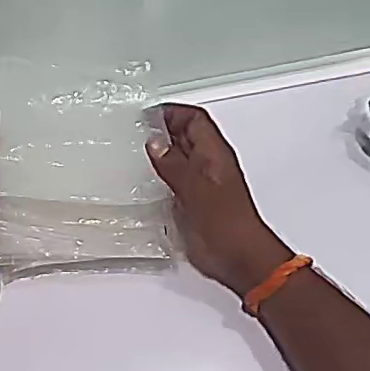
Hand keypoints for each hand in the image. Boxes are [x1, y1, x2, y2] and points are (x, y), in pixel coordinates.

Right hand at [148, 104, 292, 296]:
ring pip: (175, 159)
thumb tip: (155, 142)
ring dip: (156, 155)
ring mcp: (198, 186)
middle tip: (134, 131)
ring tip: (131, 153)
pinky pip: (169, 183)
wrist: (238, 258)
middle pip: (184, 137)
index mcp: (215, 155)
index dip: (171, 112)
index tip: (146, 115)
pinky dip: (154, 178)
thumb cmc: (229, 225)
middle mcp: (207, 167)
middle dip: (160, 130)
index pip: (194, 120)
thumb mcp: (197, 189)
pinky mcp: (189, 204)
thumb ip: (174, 164)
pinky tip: (139, 183)